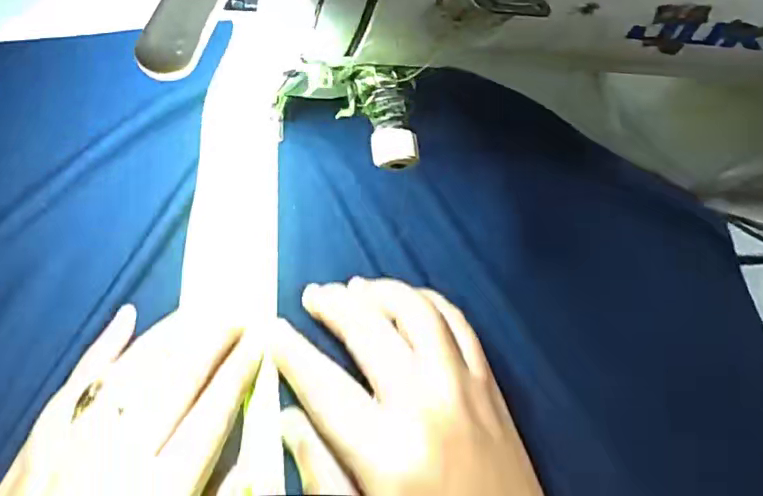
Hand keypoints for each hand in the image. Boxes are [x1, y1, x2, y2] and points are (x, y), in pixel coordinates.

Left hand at [0, 303, 261, 495]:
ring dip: (171, 335)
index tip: (261, 342)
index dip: (239, 374)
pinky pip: (76, 382)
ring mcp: (73, 444)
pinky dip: (104, 347)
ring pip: (133, 370)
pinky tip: (127, 317)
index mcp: (157, 492)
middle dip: (214, 342)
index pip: (211, 416)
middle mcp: (117, 457)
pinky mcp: (36, 444)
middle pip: (177, 381)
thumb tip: (247, 463)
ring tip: (200, 312)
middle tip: (240, 315)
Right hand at [272, 278, 544, 495]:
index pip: (326, 386)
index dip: (294, 353)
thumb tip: (289, 420)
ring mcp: (463, 385)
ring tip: (355, 288)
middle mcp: (426, 404)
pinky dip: (429, 301)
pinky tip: (409, 300)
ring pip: (417, 312)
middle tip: (313, 294)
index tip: (272, 329)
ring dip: (382, 292)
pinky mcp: (489, 382)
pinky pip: (458, 322)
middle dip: (335, 306)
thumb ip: (323, 476)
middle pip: (371, 332)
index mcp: (388, 453)